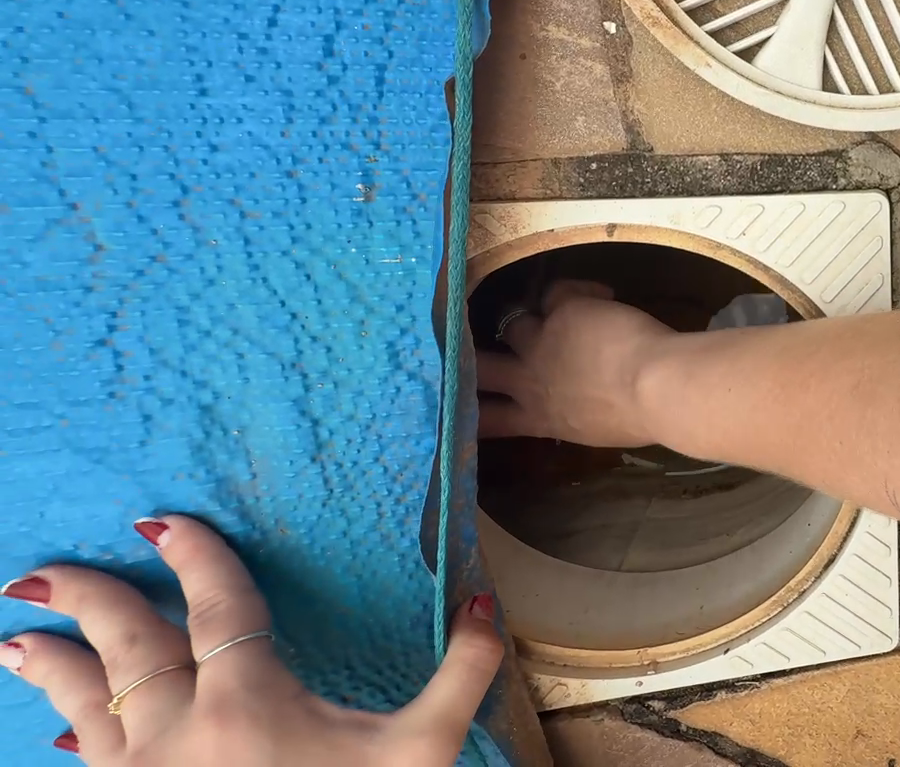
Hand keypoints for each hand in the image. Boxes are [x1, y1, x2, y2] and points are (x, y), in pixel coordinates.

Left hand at [1, 516, 500, 764]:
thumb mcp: (423, 746)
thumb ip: (463, 668)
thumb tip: (485, 600)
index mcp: (247, 702)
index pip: (218, 611)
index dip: (197, 561)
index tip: (165, 524)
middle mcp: (174, 734)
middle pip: (129, 652)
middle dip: (93, 604)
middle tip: (52, 571)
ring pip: (85, 707)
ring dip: (54, 666)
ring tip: (18, 640)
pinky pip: (86, 760)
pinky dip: (68, 731)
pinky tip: (55, 731)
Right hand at [477, 280, 673, 446]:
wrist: (654, 387)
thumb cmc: (640, 418)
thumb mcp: (597, 429)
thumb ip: (577, 415)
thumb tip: (584, 404)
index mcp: (540, 419)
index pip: (486, 419)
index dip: (466, 407)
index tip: (457, 400)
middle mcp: (530, 382)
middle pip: (480, 367)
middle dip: (470, 355)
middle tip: (465, 344)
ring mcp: (542, 343)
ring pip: (513, 322)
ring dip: (526, 316)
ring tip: (549, 311)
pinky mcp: (565, 311)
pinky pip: (557, 291)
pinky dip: (580, 291)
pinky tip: (604, 296)